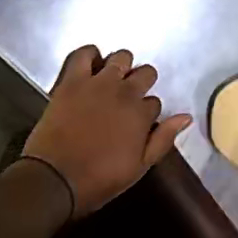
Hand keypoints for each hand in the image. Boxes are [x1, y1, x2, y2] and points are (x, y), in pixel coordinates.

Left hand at [21, 45, 191, 218]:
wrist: (51, 182)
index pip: (155, 102)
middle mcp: (125, 92)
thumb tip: (186, 116)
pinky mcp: (72, 82)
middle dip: (141, 83)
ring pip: (121, 57)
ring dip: (120, 66)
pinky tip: (90, 65)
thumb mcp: (138, 168)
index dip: (147, 113)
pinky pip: (84, 54)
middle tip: (126, 98)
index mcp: (141, 114)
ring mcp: (99, 84)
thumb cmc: (96, 180)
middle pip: (145, 73)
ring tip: (110, 80)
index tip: (136, 123)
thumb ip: (163, 139)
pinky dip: (89, 54)